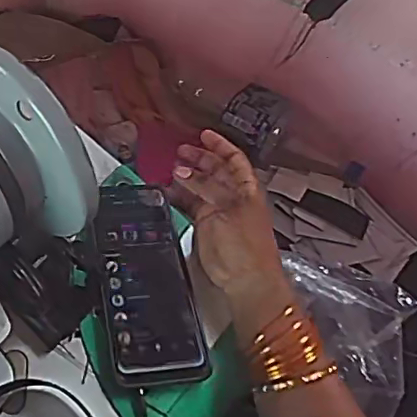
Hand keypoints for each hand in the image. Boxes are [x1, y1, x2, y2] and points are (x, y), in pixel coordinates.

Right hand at [165, 130, 286, 307]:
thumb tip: (186, 172)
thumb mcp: (226, 209)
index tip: (204, 135)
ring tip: (172, 169)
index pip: (234, 160)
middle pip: (216, 171)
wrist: (246, 281)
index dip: (220, 145)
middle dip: (199, 158)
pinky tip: (170, 190)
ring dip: (187, 176)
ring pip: (201, 186)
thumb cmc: (247, 248)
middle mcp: (234, 198)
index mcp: (247, 190)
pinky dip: (180, 195)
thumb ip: (206, 188)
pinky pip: (191, 203)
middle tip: (181, 150)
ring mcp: (220, 212)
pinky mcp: (206, 226)